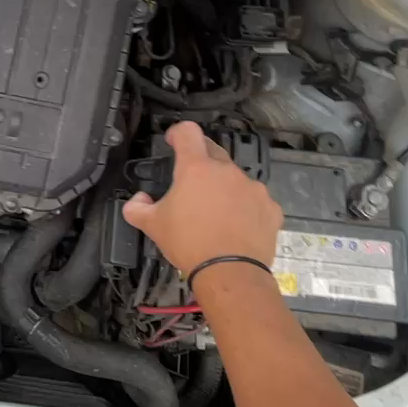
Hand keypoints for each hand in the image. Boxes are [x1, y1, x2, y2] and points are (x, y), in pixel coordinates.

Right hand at [122, 121, 281, 276]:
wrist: (230, 274)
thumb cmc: (188, 243)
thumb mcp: (152, 225)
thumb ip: (136, 207)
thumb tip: (138, 201)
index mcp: (196, 168)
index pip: (187, 132)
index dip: (177, 133)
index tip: (173, 143)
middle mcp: (227, 171)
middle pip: (213, 151)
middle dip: (201, 161)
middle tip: (191, 185)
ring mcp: (253, 188)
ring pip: (235, 178)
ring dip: (224, 186)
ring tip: (216, 212)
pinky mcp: (271, 208)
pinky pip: (255, 200)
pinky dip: (246, 207)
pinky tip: (238, 226)